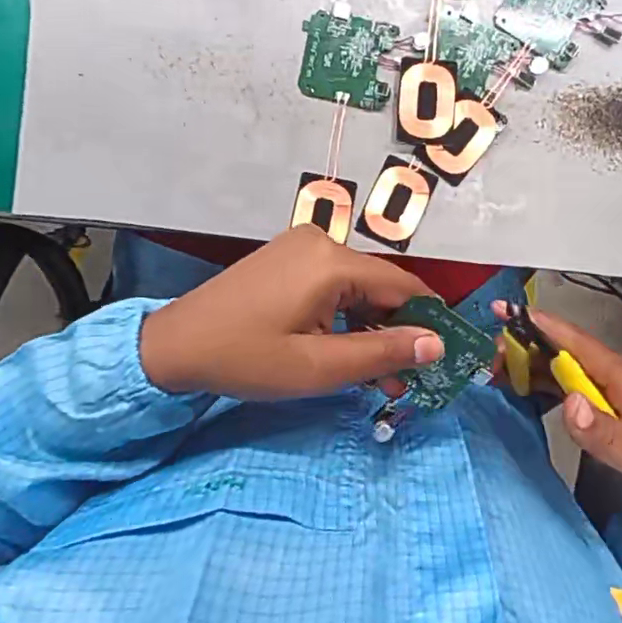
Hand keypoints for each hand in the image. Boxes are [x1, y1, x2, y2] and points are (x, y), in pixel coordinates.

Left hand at [140, 226, 444, 400]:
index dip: (429, 322)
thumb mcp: (318, 367)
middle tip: (407, 381)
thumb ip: (382, 353)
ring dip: (369, 329)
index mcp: (331, 261)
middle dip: (396, 332)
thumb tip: (436, 343)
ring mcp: (299, 247)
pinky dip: (343, 317)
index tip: (445, 358)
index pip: (404, 286)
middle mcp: (320, 242)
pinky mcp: (284, 258)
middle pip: (379, 286)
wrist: (175, 344)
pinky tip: (346, 350)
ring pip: (355, 288)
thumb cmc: (245, 358)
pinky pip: (329, 285)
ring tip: (378, 377)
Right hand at [497, 304, 621, 527]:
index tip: (505, 311)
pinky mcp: (600, 409)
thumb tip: (569, 403)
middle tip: (488, 355)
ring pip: (556, 367)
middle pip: (559, 350)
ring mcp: (606, 392)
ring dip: (525, 365)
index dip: (538, 324)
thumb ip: (606, 434)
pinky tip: (517, 388)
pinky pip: (561, 387)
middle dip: (522, 345)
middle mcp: (613, 377)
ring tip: (493, 370)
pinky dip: (536, 384)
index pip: (575, 341)